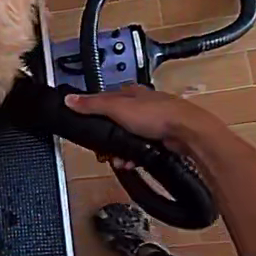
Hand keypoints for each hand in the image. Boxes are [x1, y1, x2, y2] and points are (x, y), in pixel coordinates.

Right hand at [64, 85, 227, 169]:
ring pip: (128, 139)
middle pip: (116, 124)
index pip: (103, 102)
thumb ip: (92, 105)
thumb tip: (69, 100)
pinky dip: (135, 157)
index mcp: (130, 93)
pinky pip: (141, 149)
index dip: (93, 117)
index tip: (88, 132)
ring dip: (121, 152)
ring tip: (120, 161)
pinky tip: (132, 163)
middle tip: (104, 152)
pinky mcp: (161, 138)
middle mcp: (142, 105)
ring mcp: (153, 122)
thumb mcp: (117, 108)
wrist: (186, 132)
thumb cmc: (156, 115)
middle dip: (109, 141)